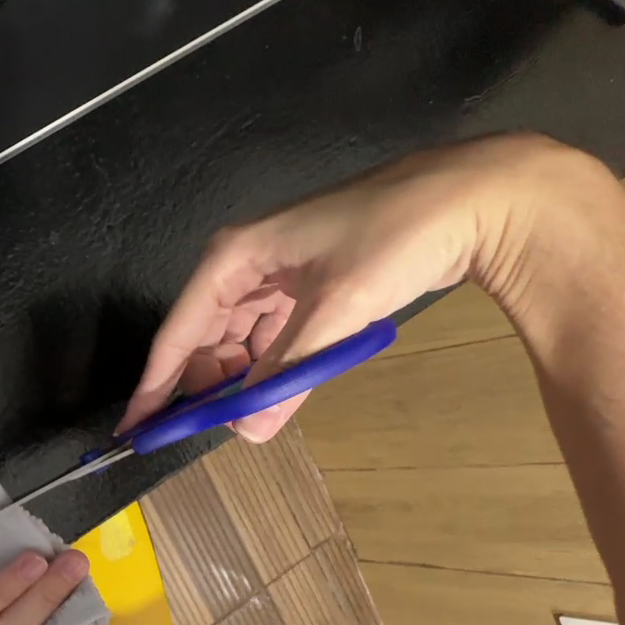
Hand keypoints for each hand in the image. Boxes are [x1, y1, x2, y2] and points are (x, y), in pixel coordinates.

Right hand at [117, 134, 593, 441]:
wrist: (489, 192)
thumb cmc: (402, 238)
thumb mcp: (337, 311)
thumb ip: (286, 374)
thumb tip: (248, 433)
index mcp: (232, 259)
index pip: (177, 334)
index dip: (155, 386)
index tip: (135, 429)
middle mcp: (241, 263)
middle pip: (200, 338)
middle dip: (204, 384)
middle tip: (211, 425)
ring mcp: (271, 270)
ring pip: (233, 337)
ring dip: (240, 376)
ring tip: (254, 406)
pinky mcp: (300, 279)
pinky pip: (265, 331)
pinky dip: (268, 361)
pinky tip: (280, 382)